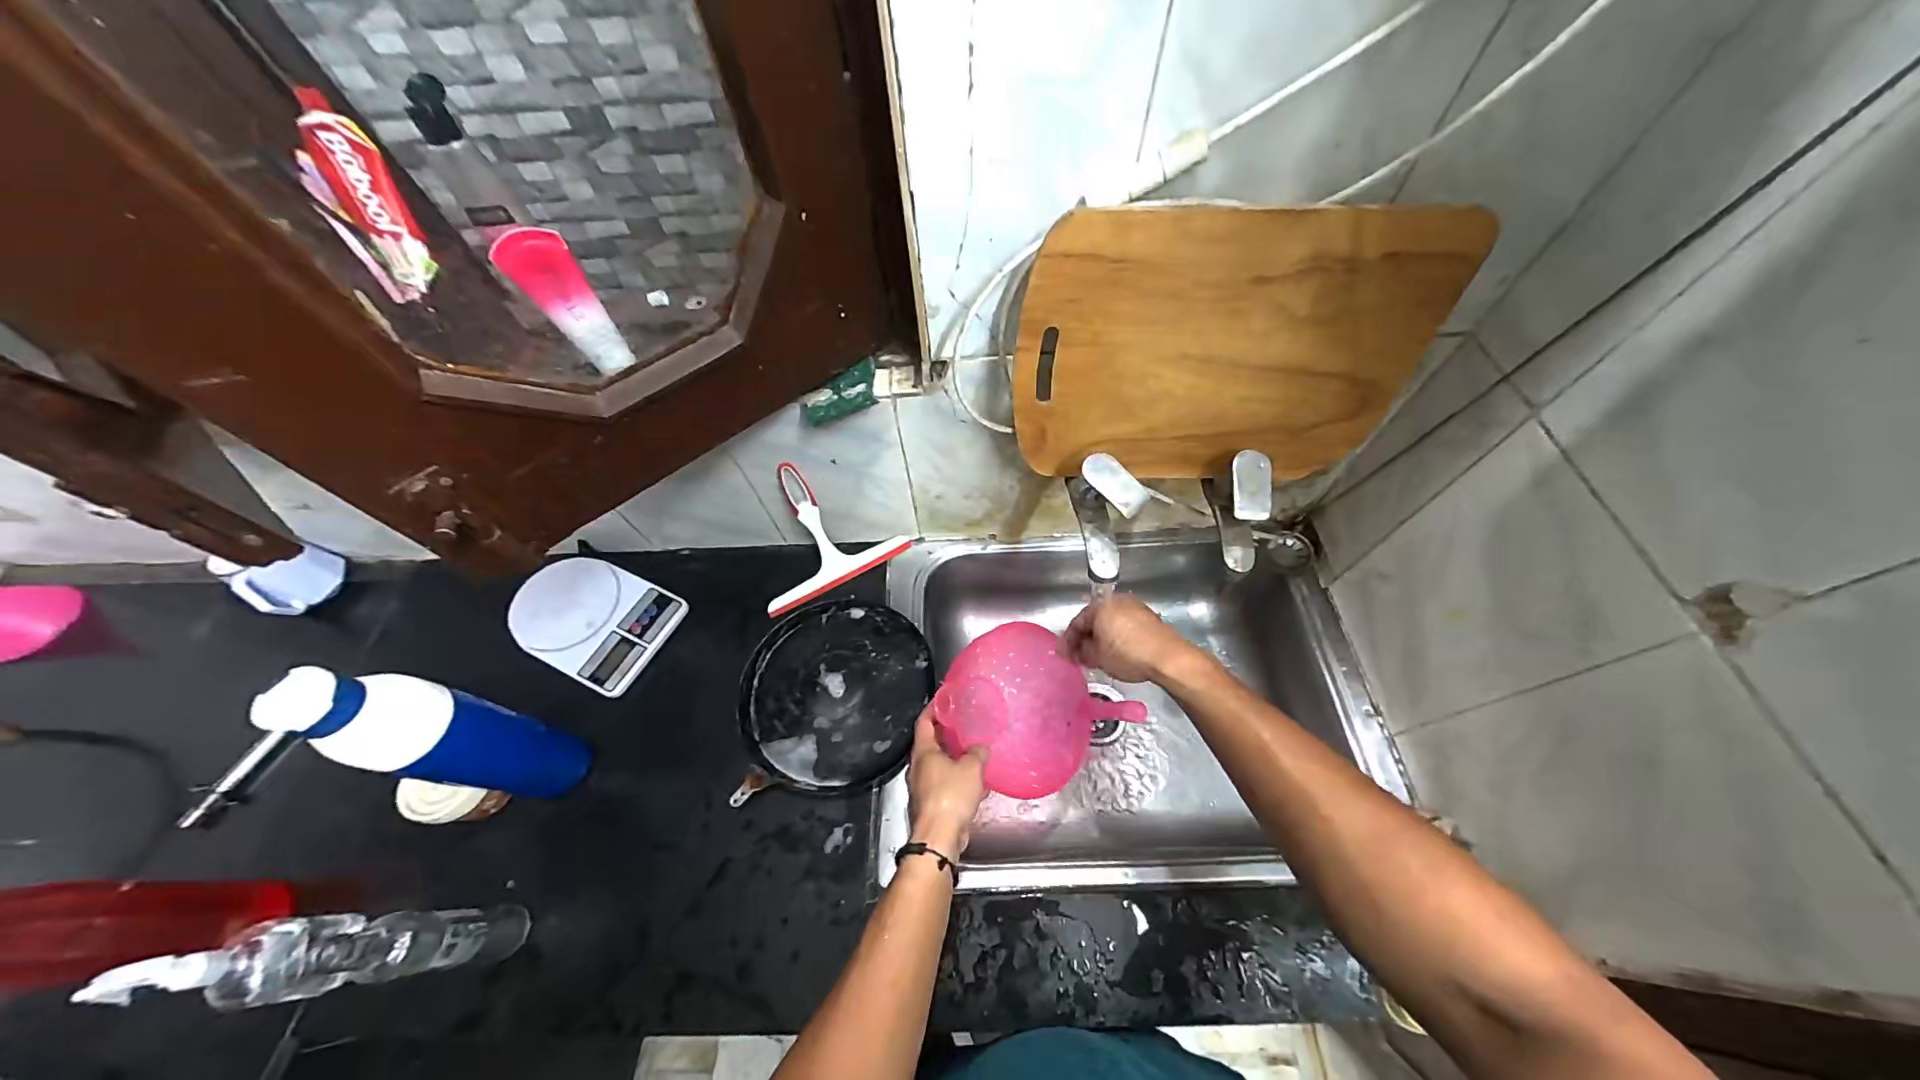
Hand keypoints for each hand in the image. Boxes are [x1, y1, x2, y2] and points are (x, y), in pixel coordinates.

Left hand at [906, 705, 987, 855]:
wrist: (939, 836)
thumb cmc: (951, 796)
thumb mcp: (971, 768)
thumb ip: (977, 753)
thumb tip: (981, 747)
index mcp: (923, 752)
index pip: (923, 722)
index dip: (932, 709)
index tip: (943, 700)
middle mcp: (918, 766)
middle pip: (930, 743)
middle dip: (945, 733)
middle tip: (962, 723)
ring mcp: (922, 786)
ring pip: (938, 764)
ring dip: (952, 757)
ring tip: (971, 750)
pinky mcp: (931, 803)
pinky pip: (944, 783)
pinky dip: (956, 778)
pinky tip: (973, 781)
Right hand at [1058, 592, 1197, 683]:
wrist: (1168, 659)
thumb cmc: (1129, 655)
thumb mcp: (1097, 657)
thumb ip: (1081, 651)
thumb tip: (1079, 650)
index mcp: (1100, 605)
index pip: (1076, 622)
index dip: (1068, 641)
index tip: (1064, 655)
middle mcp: (1117, 601)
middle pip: (1093, 620)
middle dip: (1084, 639)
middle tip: (1078, 657)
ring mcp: (1135, 608)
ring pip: (1110, 623)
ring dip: (1101, 638)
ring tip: (1097, 657)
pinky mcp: (1149, 618)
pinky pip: (1124, 626)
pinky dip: (1116, 637)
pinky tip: (1115, 652)